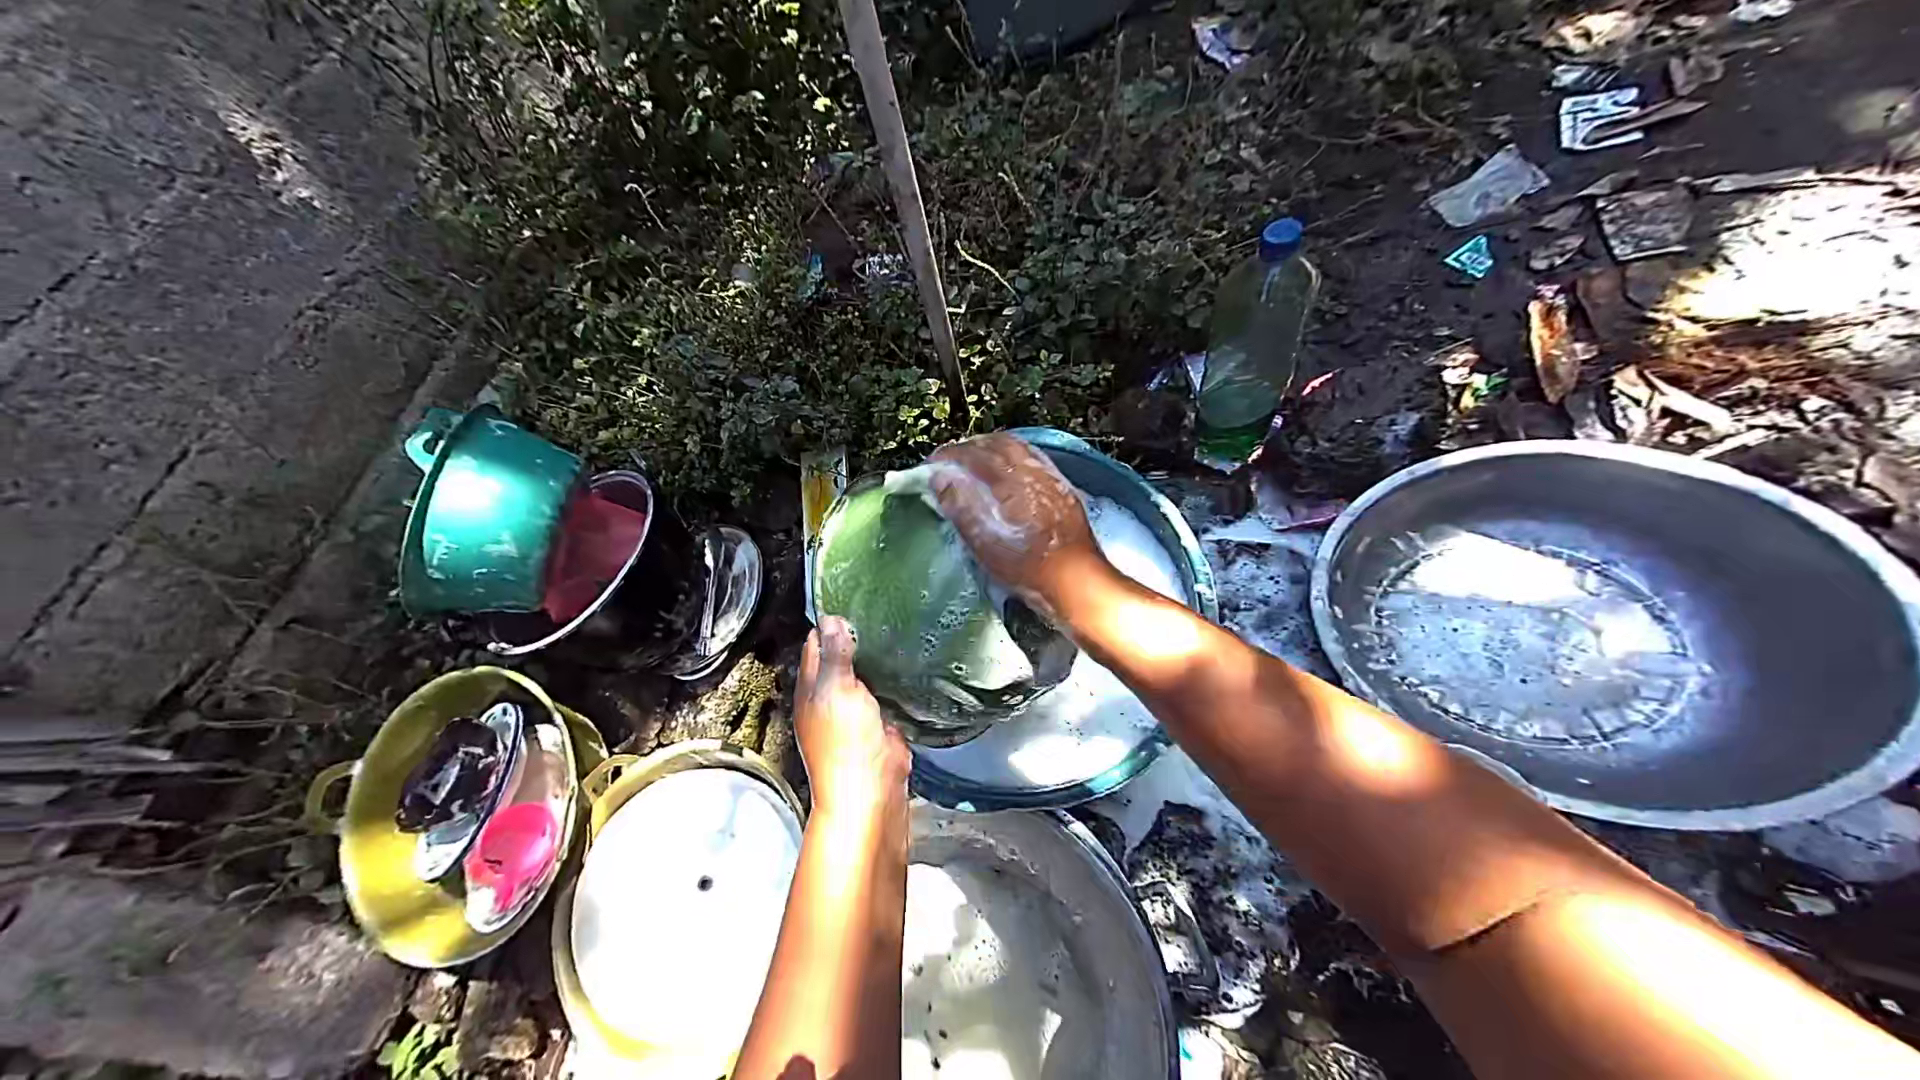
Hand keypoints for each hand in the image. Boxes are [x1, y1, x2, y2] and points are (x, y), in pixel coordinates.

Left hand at [795, 616, 910, 817]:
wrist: (871, 792)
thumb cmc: (846, 745)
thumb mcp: (836, 690)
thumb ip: (834, 655)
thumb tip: (831, 619)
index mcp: (812, 687)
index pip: (816, 643)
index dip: (832, 623)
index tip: (853, 601)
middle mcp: (831, 696)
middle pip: (842, 657)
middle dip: (857, 637)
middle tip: (882, 610)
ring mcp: (856, 709)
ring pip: (865, 674)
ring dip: (877, 658)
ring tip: (898, 630)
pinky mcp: (880, 721)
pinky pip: (886, 692)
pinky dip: (894, 679)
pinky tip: (908, 665)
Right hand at [928, 433, 1109, 618]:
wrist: (1077, 582)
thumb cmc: (1029, 568)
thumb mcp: (985, 544)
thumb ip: (962, 508)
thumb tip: (940, 479)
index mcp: (1012, 483)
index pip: (975, 455)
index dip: (951, 455)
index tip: (933, 462)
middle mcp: (1033, 472)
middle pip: (998, 444)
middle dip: (971, 447)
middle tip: (951, 458)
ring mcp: (1051, 478)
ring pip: (1019, 448)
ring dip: (993, 447)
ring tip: (976, 459)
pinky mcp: (1062, 489)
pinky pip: (1034, 458)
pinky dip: (1014, 455)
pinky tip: (1009, 470)